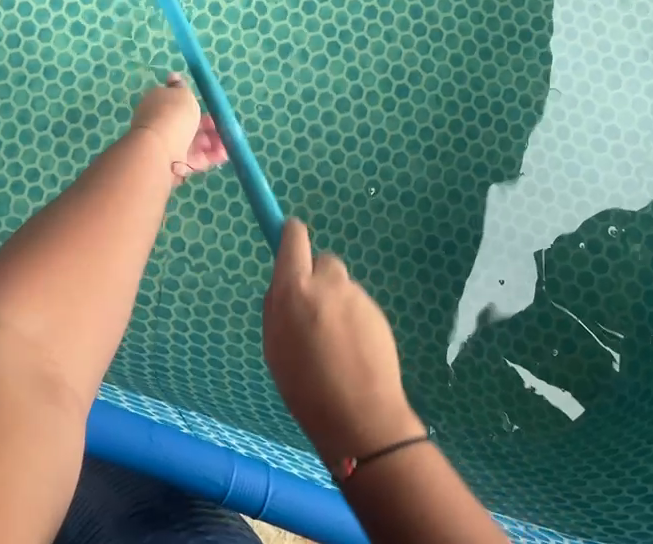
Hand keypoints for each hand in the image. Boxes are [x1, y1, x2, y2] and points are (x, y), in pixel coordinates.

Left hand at [127, 73, 228, 179]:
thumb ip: (181, 86)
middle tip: (226, 128)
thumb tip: (173, 76)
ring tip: (228, 144)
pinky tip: (224, 155)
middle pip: (189, 125)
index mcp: (160, 104)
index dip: (197, 106)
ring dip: (213, 142)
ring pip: (195, 143)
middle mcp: (162, 124)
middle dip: (209, 127)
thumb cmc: (173, 115)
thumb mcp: (181, 93)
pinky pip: (195, 159)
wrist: (160, 150)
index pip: (179, 103)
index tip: (213, 110)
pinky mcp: (175, 164)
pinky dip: (210, 156)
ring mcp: (168, 145)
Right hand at [264, 218, 422, 467]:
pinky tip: (353, 351)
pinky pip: (358, 305)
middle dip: (316, 277)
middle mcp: (327, 283)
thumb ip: (278, 305)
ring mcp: (357, 297)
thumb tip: (284, 283)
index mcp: (294, 288)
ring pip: (341, 286)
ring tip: (334, 342)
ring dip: (336, 301)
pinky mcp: (378, 312)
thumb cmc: (304, 385)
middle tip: (312, 311)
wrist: (360, 417)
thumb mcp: (273, 343)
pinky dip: (354, 319)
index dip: (291, 235)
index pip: (294, 237)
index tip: (290, 237)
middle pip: (321, 261)